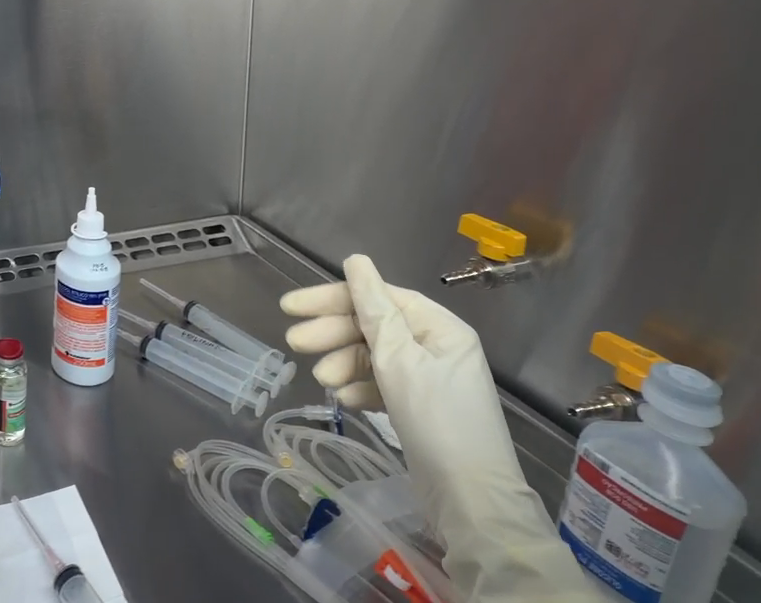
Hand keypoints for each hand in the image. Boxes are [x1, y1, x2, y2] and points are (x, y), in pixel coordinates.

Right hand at [281, 256, 603, 602]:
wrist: (471, 501)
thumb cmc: (436, 421)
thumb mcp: (398, 360)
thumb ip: (373, 308)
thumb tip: (356, 260)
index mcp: (438, 328)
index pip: (376, 297)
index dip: (331, 298)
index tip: (290, 306)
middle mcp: (435, 347)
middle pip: (372, 326)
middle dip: (332, 334)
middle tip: (294, 343)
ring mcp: (427, 378)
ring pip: (372, 356)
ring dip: (343, 364)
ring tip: (323, 381)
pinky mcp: (418, 407)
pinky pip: (380, 384)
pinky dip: (360, 388)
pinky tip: (346, 400)